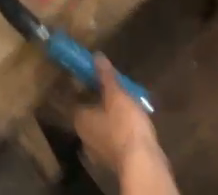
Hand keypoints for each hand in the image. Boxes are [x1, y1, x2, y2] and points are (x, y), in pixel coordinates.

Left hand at [73, 57, 167, 180]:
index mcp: (80, 119)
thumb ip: (105, 76)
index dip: (86, 84)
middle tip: (117, 85)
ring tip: (128, 99)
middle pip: (90, 111)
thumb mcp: (116, 94)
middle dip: (101, 98)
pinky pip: (114, 136)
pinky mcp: (114, 158)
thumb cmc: (124, 124)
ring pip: (102, 124)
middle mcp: (84, 136)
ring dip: (112, 113)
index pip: (77, 97)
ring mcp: (98, 150)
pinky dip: (120, 127)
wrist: (141, 162)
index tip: (98, 73)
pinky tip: (133, 120)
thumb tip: (95, 56)